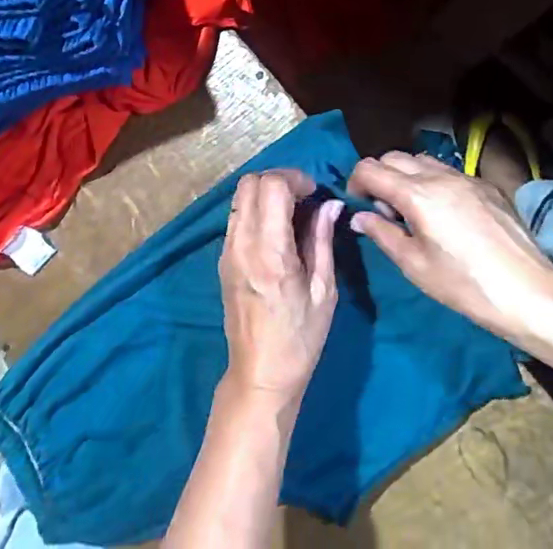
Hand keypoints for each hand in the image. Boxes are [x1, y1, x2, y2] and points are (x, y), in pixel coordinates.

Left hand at [220, 169, 343, 399]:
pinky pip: (237, 216)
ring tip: (291, 212)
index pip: (272, 186)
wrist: (260, 373)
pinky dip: (256, 208)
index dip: (296, 178)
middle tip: (304, 197)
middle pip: (251, 182)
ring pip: (240, 196)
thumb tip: (329, 204)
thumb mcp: (324, 289)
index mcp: (269, 251)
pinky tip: (276, 229)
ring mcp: (227, 251)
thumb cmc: (300, 336)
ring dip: (266, 192)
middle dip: (280, 179)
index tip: (315, 193)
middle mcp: (242, 244)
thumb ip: (322, 239)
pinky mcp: (223, 259)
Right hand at [347, 152, 552, 344]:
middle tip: (384, 211)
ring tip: (413, 211)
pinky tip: (444, 214)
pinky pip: (448, 171)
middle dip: (380, 176)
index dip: (355, 182)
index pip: (371, 168)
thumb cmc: (464, 284)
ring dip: (406, 176)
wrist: (527, 291)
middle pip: (394, 157)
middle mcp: (439, 175)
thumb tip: (360, 216)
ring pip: (422, 160)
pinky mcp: (486, 185)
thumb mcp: (414, 265)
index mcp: (417, 194)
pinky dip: (433, 182)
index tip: (358, 204)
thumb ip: (383, 234)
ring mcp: (465, 177)